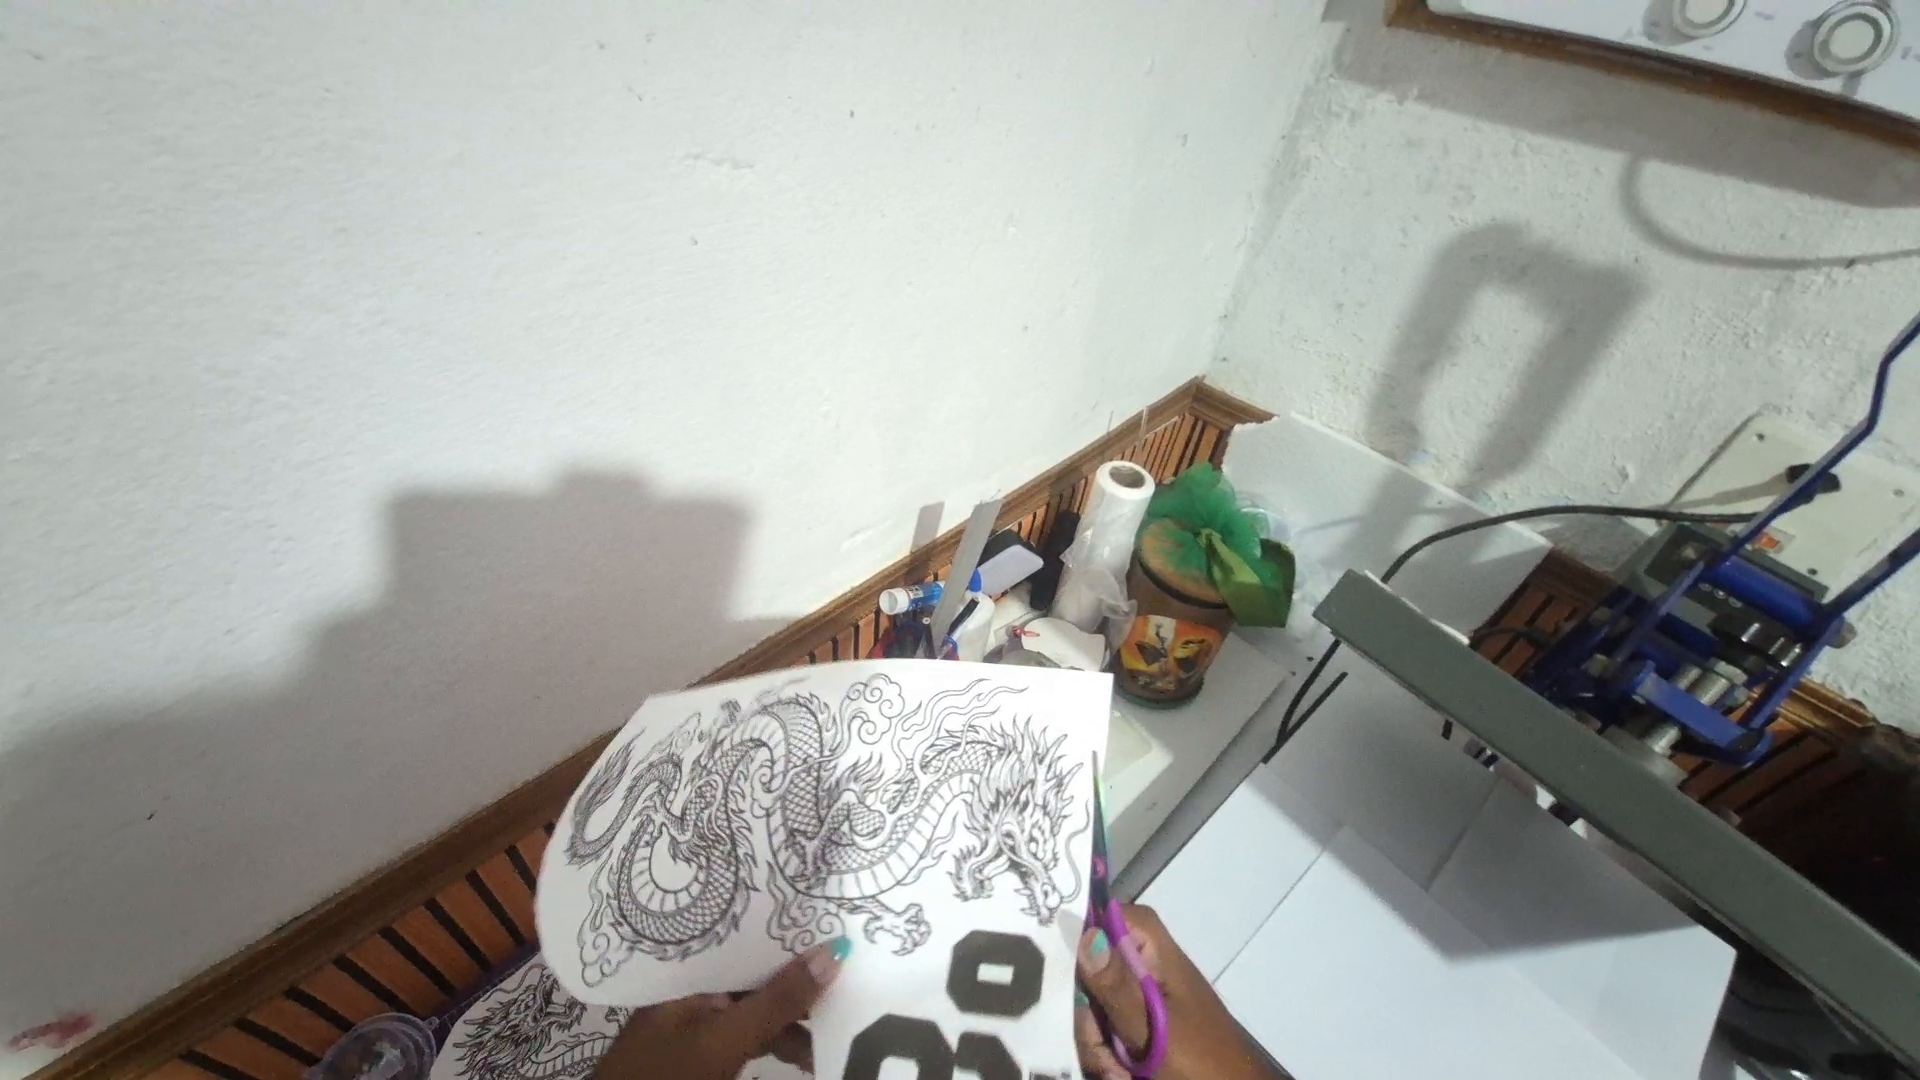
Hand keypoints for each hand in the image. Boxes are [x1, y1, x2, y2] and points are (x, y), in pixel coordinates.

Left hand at [592, 938, 847, 1079]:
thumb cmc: (666, 1075)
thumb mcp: (726, 1039)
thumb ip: (779, 999)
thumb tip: (836, 949)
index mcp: (693, 965)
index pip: (750, 928)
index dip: (792, 922)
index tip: (837, 913)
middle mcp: (698, 983)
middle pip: (759, 964)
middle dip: (802, 966)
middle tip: (855, 959)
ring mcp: (702, 1020)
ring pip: (761, 1002)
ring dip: (798, 1012)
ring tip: (841, 1020)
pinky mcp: (708, 1052)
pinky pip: (754, 1032)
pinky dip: (782, 1039)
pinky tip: (810, 1053)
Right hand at [1074, 911, 1160, 1079]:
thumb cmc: (1202, 1063)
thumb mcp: (1154, 1027)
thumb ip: (1116, 984)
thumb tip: (1083, 932)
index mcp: (1151, 947)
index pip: (1102, 916)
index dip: (1079, 942)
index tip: (1068, 978)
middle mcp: (1140, 963)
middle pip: (1086, 970)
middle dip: (1089, 1017)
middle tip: (1106, 1048)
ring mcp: (1136, 996)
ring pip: (1088, 1008)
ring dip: (1097, 1045)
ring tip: (1121, 1073)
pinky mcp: (1134, 1026)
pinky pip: (1100, 1033)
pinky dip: (1106, 1058)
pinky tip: (1123, 1076)